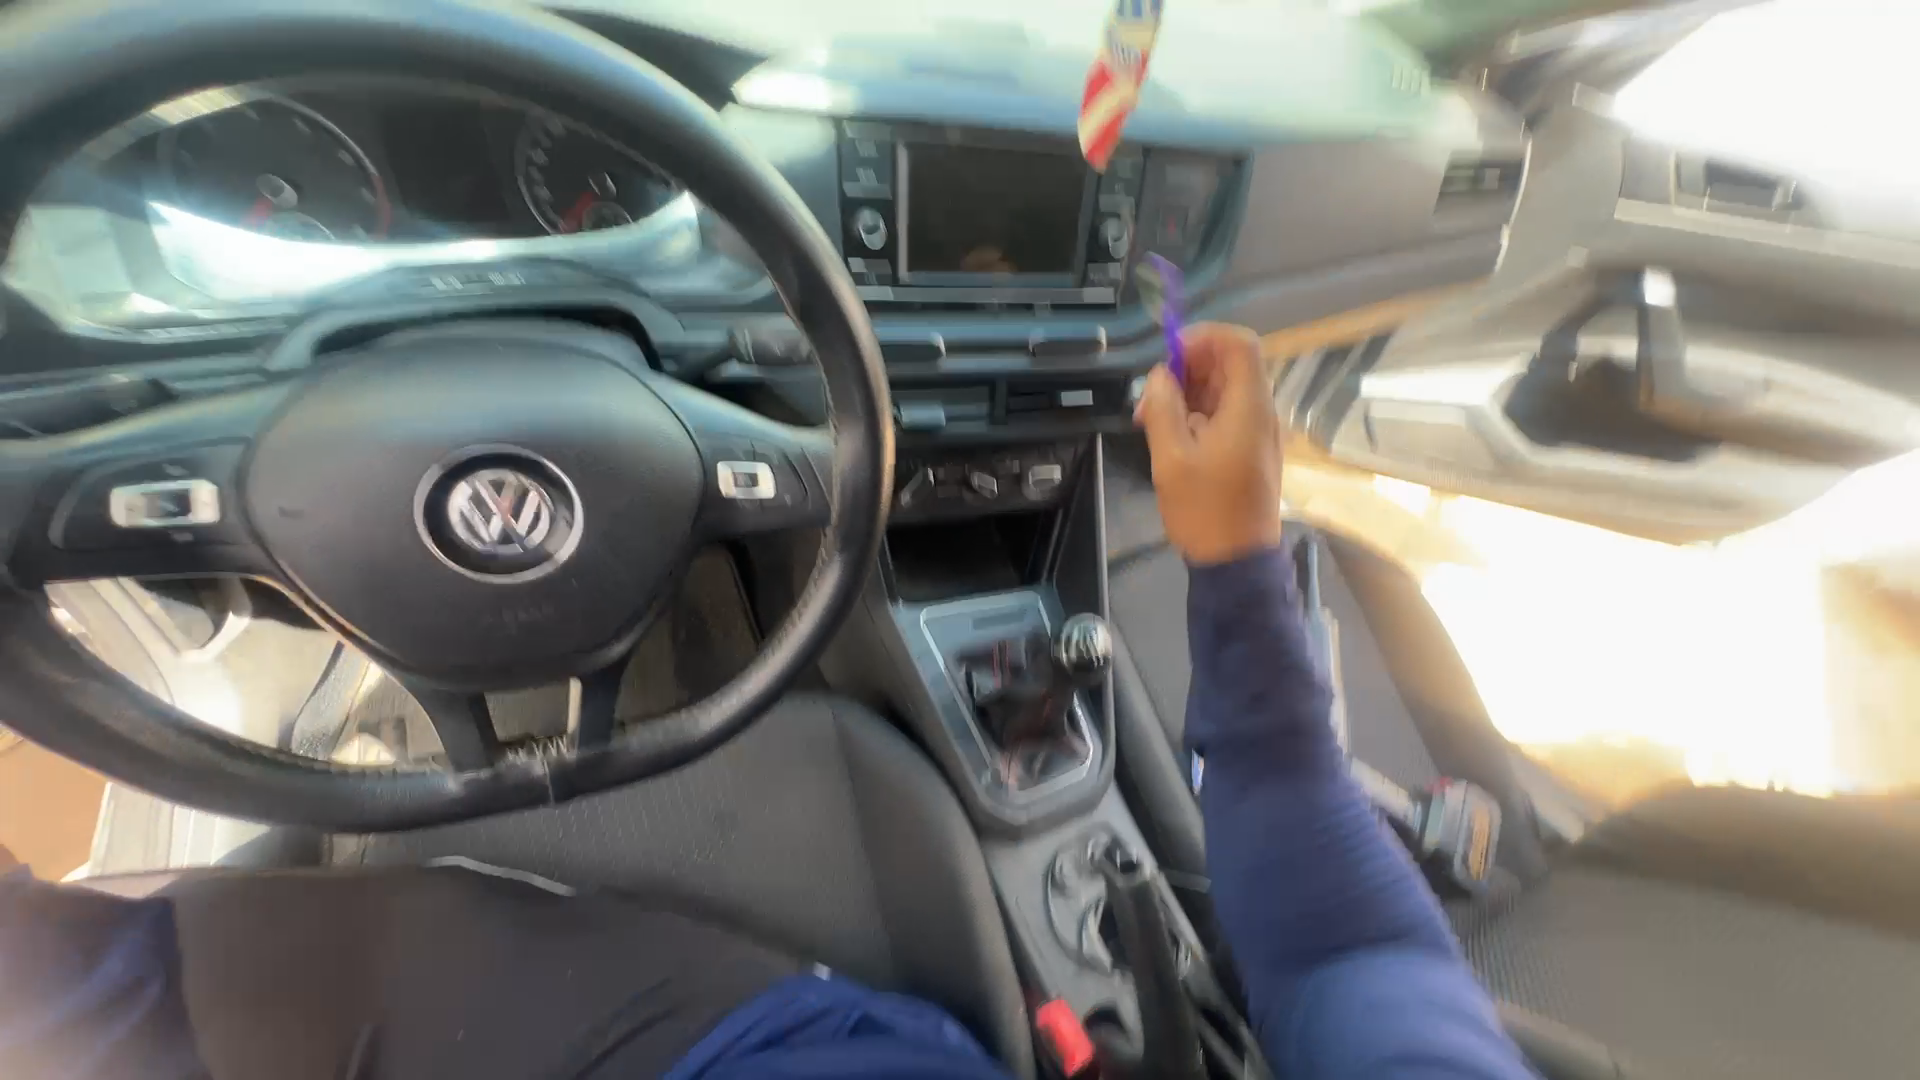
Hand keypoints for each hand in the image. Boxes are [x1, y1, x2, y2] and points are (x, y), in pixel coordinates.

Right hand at [1132, 322, 1283, 564]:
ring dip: (1187, 394)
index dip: (1203, 338)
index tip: (1167, 356)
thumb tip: (1158, 377)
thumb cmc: (1203, 510)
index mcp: (1248, 408)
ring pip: (1223, 391)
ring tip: (1150, 420)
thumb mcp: (1171, 459)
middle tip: (1150, 397)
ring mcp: (1256, 433)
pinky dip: (1196, 415)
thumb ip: (1163, 409)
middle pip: (1229, 366)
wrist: (1235, 561)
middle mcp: (1260, 413)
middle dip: (1187, 370)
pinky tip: (1169, 437)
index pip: (1238, 344)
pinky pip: (1224, 416)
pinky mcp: (1248, 450)